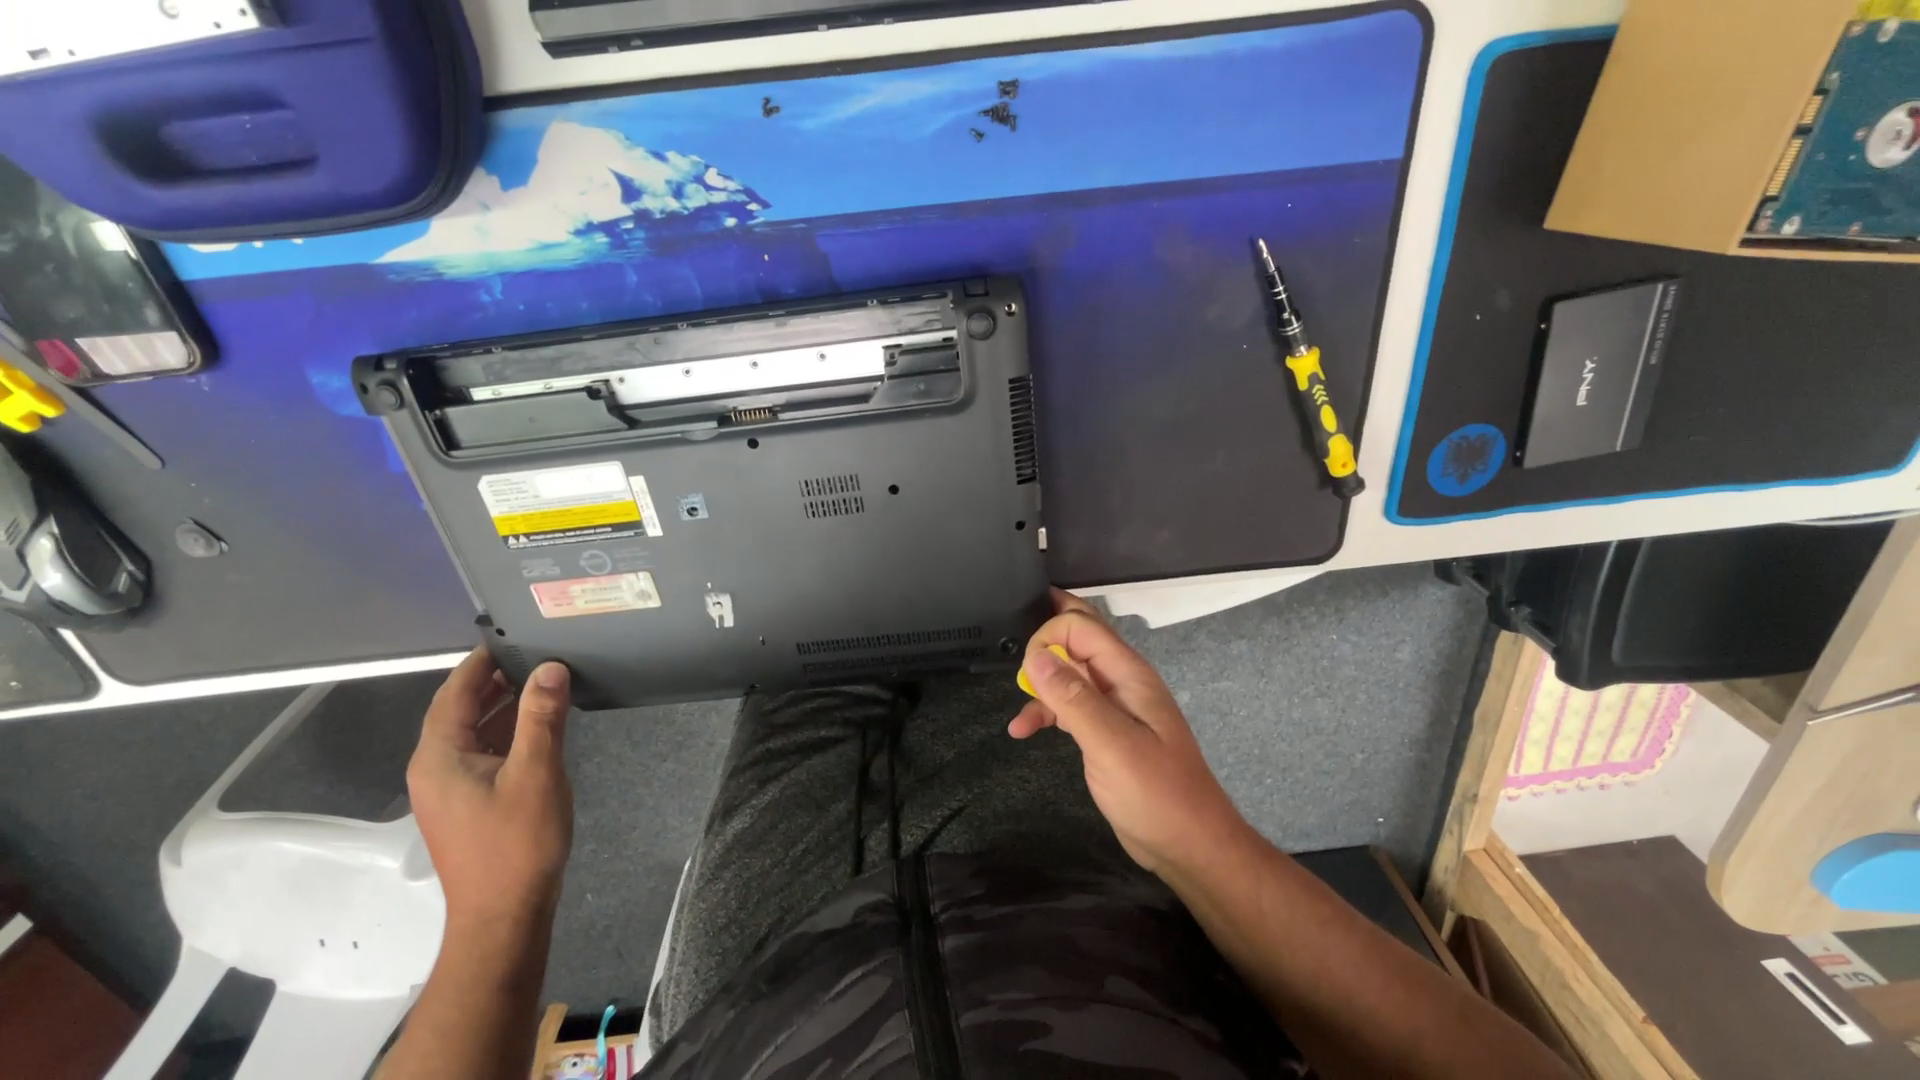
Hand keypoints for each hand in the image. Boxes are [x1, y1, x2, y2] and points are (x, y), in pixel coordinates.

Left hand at [408, 649, 574, 927]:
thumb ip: (541, 717)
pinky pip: (484, 755)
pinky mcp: (469, 805)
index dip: (480, 663)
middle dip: (495, 682)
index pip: (453, 693)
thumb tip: (550, 668)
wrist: (504, 915)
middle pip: (460, 711)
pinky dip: (508, 734)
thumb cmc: (516, 843)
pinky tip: (540, 726)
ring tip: (544, 681)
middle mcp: (435, 769)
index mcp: (438, 757)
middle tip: (536, 653)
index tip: (511, 636)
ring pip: (474, 734)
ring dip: (504, 708)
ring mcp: (451, 790)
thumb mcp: (535, 772)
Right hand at [1010, 590, 1252, 876]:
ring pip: (1070, 673)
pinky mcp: (1106, 733)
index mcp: (1128, 674)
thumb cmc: (1156, 793)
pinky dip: (1046, 712)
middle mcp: (1121, 682)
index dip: (1049, 636)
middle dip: (1045, 637)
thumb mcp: (1110, 744)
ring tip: (1016, 706)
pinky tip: (1022, 730)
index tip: (1026, 669)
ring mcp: (1114, 707)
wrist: (1188, 844)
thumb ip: (1072, 698)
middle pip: (1080, 639)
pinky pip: (1070, 707)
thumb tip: (1034, 655)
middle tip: (1008, 645)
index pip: (1082, 627)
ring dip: (1041, 681)